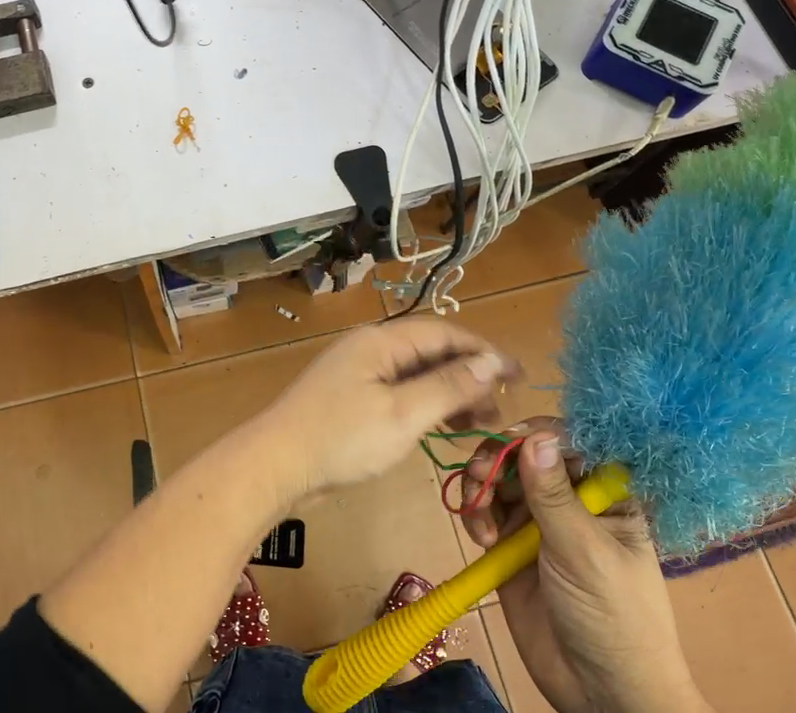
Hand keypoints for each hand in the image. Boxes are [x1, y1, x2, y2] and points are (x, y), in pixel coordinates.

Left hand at [244, 319, 519, 498]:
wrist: (276, 464)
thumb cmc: (341, 439)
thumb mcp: (403, 415)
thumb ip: (448, 387)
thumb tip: (491, 361)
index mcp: (381, 341)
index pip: (444, 333)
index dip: (484, 351)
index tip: (519, 375)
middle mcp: (369, 347)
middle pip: (430, 351)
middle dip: (468, 375)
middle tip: (500, 409)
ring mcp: (357, 372)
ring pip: (415, 373)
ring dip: (449, 393)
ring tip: (479, 422)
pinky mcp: (350, 397)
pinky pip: (398, 390)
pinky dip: (425, 405)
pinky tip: (441, 426)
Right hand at [460, 421, 711, 712]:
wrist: (600, 693)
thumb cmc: (613, 617)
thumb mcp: (586, 552)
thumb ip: (555, 495)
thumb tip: (536, 436)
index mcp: (605, 493)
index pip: (570, 442)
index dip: (538, 432)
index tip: (510, 438)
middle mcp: (571, 500)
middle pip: (526, 454)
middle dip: (499, 459)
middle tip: (481, 475)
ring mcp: (538, 523)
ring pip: (500, 479)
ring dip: (482, 486)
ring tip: (479, 513)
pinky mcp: (510, 547)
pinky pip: (485, 513)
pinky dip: (476, 515)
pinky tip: (481, 538)